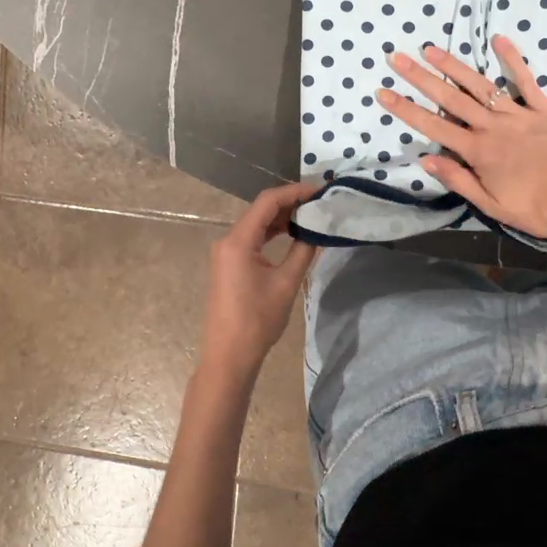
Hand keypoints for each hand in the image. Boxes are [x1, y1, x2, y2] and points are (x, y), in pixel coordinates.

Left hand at [199, 182, 321, 379]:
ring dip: (282, 218)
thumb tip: (319, 230)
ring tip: (311, 215)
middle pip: (261, 210)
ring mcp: (226, 252)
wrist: (229, 356)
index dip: (294, 191)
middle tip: (320, 202)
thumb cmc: (257, 321)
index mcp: (238, 240)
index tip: (320, 189)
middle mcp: (228, 240)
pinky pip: (252, 239)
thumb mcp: (287, 284)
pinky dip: (272, 233)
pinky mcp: (229, 264)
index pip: (268, 202)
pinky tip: (292, 234)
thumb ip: (303, 251)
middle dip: (290, 203)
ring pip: (257, 224)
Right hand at [377, 35, 546, 245]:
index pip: (433, 126)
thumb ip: (459, 180)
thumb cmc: (536, 209)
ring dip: (454, 65)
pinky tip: (498, 39)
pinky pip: (526, 80)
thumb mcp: (492, 205)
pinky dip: (512, 59)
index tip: (384, 92)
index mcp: (478, 152)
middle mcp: (493, 127)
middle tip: (398, 57)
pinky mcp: (544, 109)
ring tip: (431, 48)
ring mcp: (519, 114)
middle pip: (450, 98)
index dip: (406, 109)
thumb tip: (426, 159)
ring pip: (480, 85)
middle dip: (420, 78)